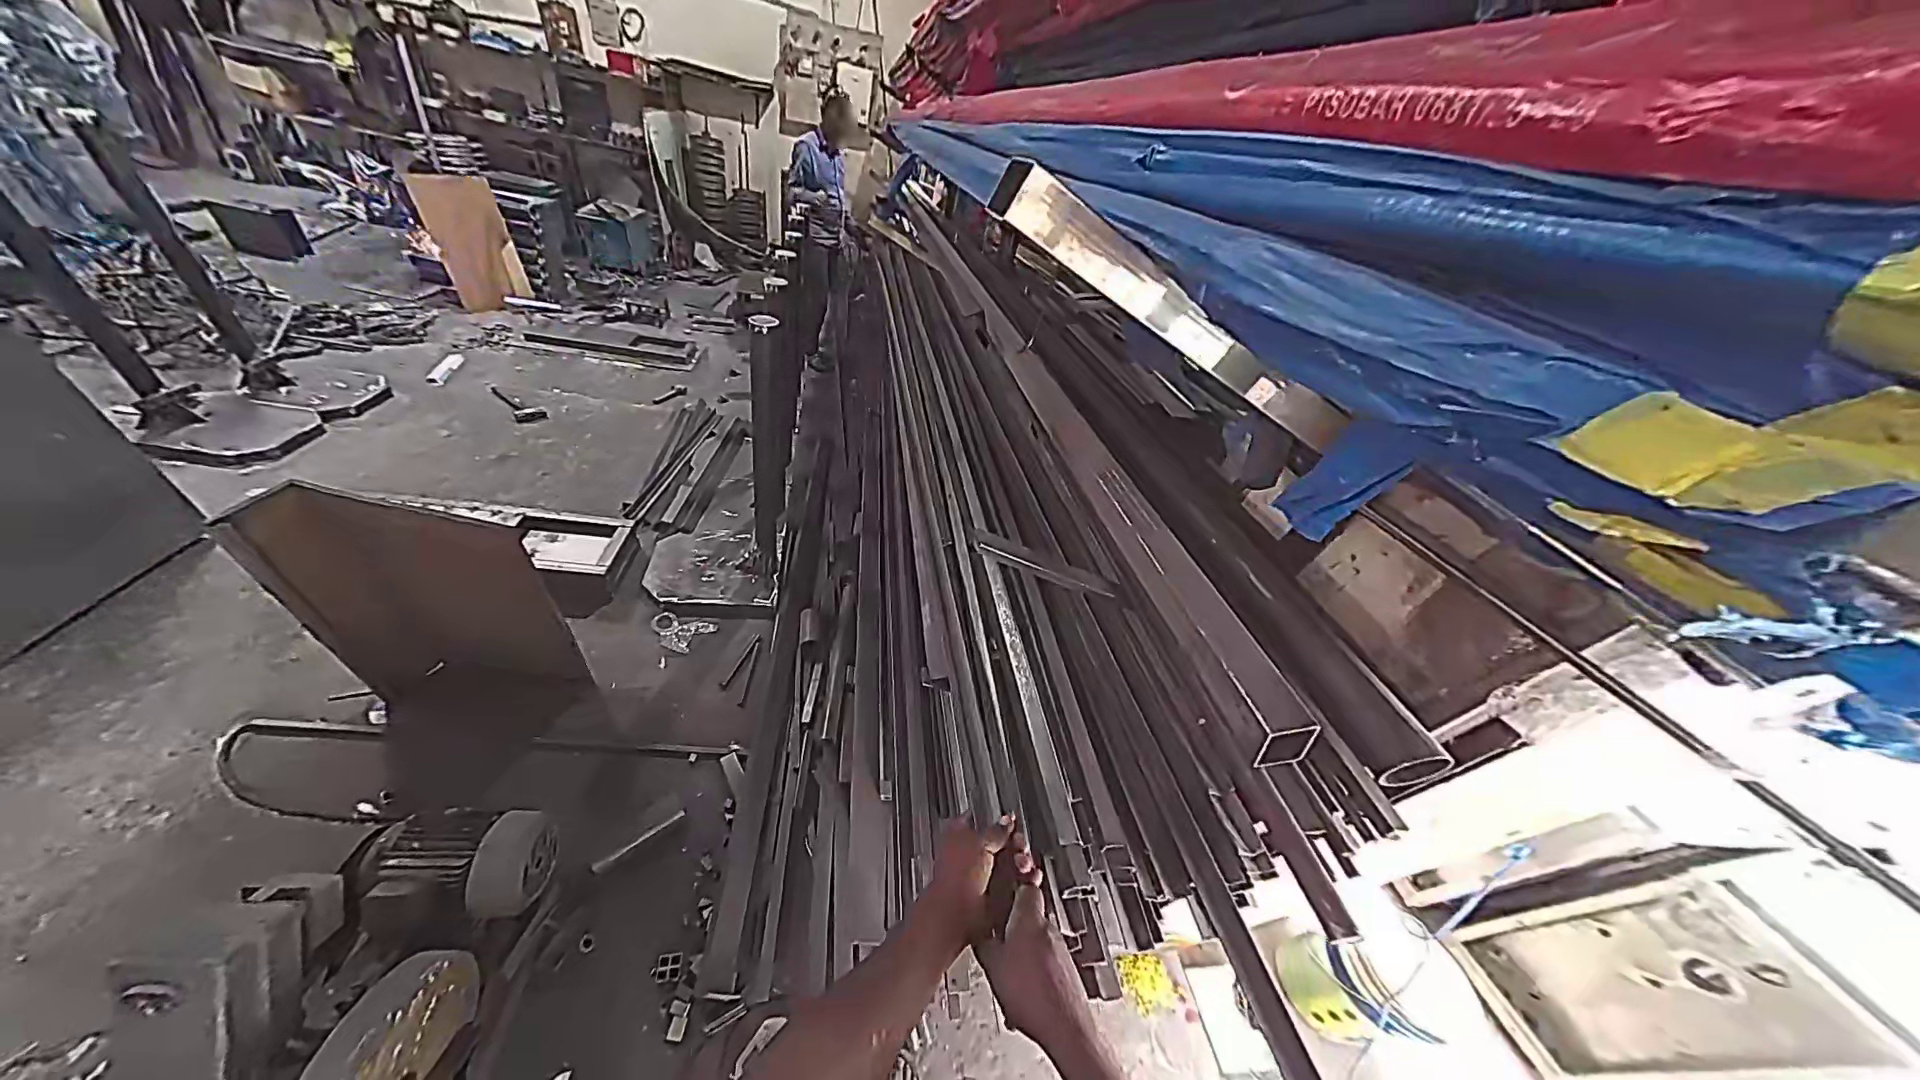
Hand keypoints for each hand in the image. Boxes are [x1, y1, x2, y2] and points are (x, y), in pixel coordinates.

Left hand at [923, 815, 1015, 943]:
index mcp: (959, 834)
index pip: (982, 821)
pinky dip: (1025, 879)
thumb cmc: (958, 874)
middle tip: (1020, 844)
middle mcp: (969, 854)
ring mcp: (982, 875)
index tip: (1012, 822)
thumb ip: (996, 830)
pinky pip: (1016, 882)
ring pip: (1011, 862)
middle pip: (1000, 843)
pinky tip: (1030, 875)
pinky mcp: (993, 895)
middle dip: (1015, 843)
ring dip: (1022, 861)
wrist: (958, 912)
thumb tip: (1006, 822)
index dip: (998, 821)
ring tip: (1023, 862)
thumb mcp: (980, 842)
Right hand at [975, 869, 1095, 1051]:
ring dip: (1022, 949)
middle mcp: (1048, 928)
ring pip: (1036, 937)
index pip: (1025, 885)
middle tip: (998, 938)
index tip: (1002, 890)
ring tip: (1009, 972)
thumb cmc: (1033, 995)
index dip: (1012, 886)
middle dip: (1012, 925)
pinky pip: (1045, 959)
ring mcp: (1060, 948)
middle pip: (1029, 912)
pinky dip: (1034, 968)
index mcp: (1030, 918)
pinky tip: (1023, 989)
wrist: (1065, 1027)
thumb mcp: (992, 964)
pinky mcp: (1067, 969)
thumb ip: (984, 940)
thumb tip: (977, 931)